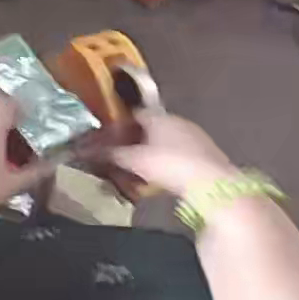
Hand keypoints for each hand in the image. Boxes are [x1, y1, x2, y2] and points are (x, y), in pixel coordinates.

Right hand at [108, 111, 238, 193]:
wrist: (212, 184)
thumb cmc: (168, 164)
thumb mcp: (132, 160)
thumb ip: (109, 154)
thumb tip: (86, 151)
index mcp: (159, 117)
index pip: (134, 114)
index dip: (119, 125)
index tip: (110, 137)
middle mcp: (178, 121)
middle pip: (150, 127)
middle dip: (135, 140)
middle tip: (123, 154)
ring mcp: (195, 136)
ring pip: (166, 140)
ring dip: (152, 151)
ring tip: (140, 168)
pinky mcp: (207, 152)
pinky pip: (180, 152)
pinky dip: (167, 160)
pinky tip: (162, 175)